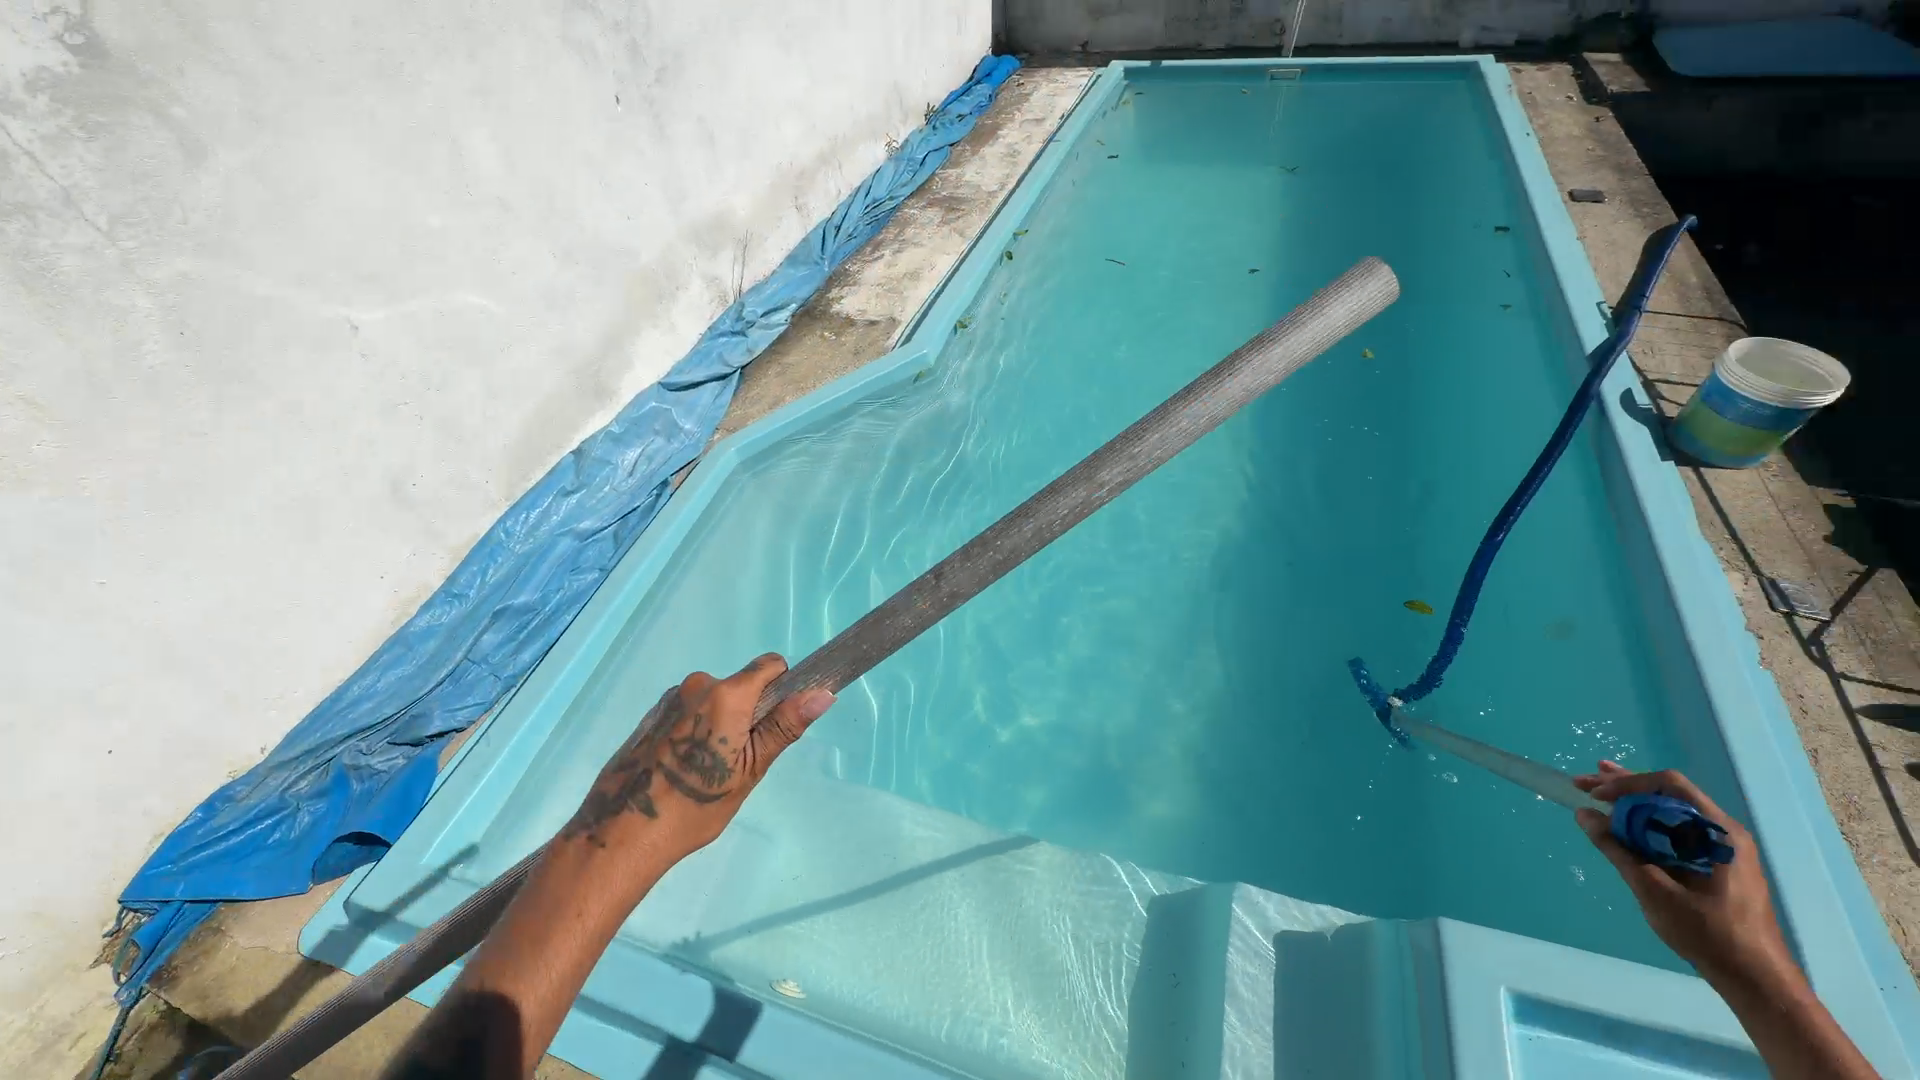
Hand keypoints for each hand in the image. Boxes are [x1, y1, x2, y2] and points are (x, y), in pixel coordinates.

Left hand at [558, 654, 834, 889]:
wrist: (621, 832)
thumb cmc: (695, 805)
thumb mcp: (751, 768)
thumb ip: (785, 726)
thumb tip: (824, 693)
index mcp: (726, 693)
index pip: (770, 665)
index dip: (781, 690)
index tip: (771, 728)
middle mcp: (697, 685)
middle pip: (742, 686)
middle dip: (748, 715)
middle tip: (737, 763)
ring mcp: (671, 699)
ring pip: (715, 701)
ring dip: (720, 724)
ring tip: (706, 771)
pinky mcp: (651, 715)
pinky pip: (690, 711)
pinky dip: (696, 731)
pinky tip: (683, 768)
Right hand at [1573, 761, 1792, 984]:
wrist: (1755, 978)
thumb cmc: (1708, 932)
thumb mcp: (1654, 889)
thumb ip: (1618, 849)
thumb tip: (1583, 814)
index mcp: (1719, 833)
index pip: (1669, 786)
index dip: (1627, 784)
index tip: (1594, 795)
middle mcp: (1723, 833)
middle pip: (1669, 794)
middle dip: (1623, 787)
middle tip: (1582, 783)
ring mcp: (1721, 848)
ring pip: (1671, 811)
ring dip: (1632, 802)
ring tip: (1596, 791)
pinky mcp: (1714, 863)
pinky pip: (1676, 830)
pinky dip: (1645, 822)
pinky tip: (1623, 822)